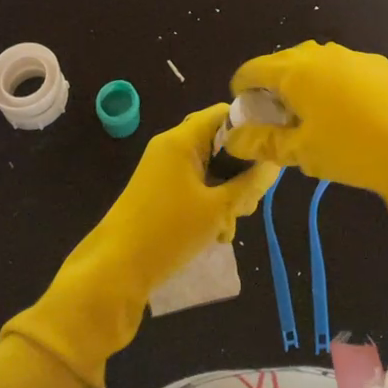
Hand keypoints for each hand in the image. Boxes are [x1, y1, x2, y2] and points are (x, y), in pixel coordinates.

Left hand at [0, 105, 278, 387]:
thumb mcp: (217, 209)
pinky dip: (209, 206)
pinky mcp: (158, 195)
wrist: (113, 273)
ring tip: (231, 225)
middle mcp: (171, 148)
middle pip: (219, 144)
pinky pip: (194, 188)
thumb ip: (249, 183)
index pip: (225, 114)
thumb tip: (274, 162)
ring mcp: (163, 172)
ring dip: (227, 195)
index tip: (270, 155)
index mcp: (181, 140)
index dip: (251, 129)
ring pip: (209, 171)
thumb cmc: (167, 233)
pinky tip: (216, 235)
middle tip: (250, 201)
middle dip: (240, 172)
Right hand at [223, 41, 387, 216]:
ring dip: (304, 88)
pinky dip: (332, 89)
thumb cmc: (351, 148)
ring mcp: (352, 56)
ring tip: (309, 124)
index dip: (242, 92)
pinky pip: (341, 73)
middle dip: (273, 91)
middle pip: (283, 65)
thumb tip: (233, 139)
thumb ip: (263, 142)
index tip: (245, 118)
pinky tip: (344, 119)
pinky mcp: (377, 66)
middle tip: (275, 125)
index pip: (252, 70)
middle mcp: (320, 53)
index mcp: (295, 69)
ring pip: (314, 67)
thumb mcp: (301, 152)